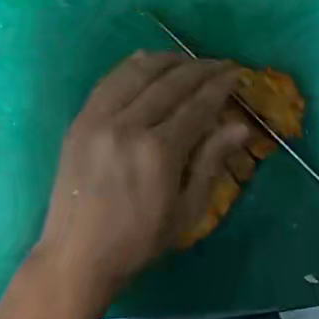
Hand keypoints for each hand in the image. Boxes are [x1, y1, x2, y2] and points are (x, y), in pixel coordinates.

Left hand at [37, 51, 252, 290]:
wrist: (76, 257)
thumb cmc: (140, 240)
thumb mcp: (188, 209)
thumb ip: (212, 161)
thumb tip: (241, 126)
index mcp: (159, 152)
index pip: (198, 105)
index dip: (221, 85)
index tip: (237, 73)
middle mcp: (129, 127)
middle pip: (171, 83)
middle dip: (201, 69)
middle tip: (220, 64)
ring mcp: (99, 121)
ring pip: (138, 74)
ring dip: (168, 60)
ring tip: (188, 60)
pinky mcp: (80, 122)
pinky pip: (109, 82)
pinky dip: (131, 66)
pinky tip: (147, 60)